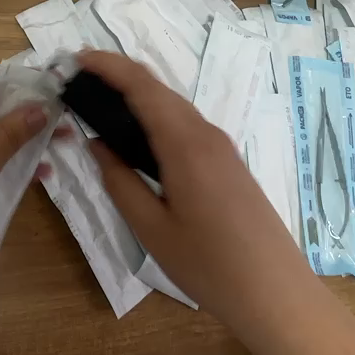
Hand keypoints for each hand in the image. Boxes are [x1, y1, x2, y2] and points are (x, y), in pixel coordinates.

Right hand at [75, 50, 313, 347]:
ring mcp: (221, 145)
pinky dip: (156, 112)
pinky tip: (140, 133)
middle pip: (157, 87)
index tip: (76, 59)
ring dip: (138, 93)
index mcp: (184, 143)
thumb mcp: (152, 228)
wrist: (278, 296)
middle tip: (81, 79)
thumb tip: (97, 143)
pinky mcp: (228, 160)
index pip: (141, 85)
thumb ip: (120, 180)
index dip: (107, 65)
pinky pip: (185, 121)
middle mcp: (205, 133)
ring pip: (173, 103)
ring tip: (103, 103)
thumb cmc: (210, 265)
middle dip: (118, 74)